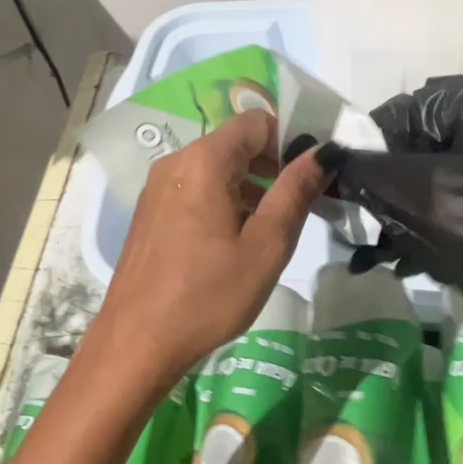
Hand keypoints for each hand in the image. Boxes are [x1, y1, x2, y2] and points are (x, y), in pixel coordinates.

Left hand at [89, 109, 326, 386]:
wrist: (137, 342)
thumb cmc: (208, 294)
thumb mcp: (265, 246)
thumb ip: (295, 192)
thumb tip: (325, 151)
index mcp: (203, 160)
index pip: (256, 121)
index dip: (291, 137)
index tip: (315, 172)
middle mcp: (175, 163)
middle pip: (235, 143)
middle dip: (274, 164)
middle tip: (305, 203)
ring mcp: (157, 188)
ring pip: (215, 169)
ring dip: (251, 186)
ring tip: (278, 227)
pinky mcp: (150, 213)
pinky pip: (195, 190)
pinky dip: (224, 201)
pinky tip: (239, 241)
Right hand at [328, 72, 462, 435]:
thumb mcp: (442, 194)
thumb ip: (376, 173)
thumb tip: (325, 158)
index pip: (396, 114)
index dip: (362, 151)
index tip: (334, 190)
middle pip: (406, 153)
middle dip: (374, 191)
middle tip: (348, 227)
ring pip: (420, 192)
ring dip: (389, 221)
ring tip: (367, 252)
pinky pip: (443, 222)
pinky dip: (415, 242)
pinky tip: (392, 264)